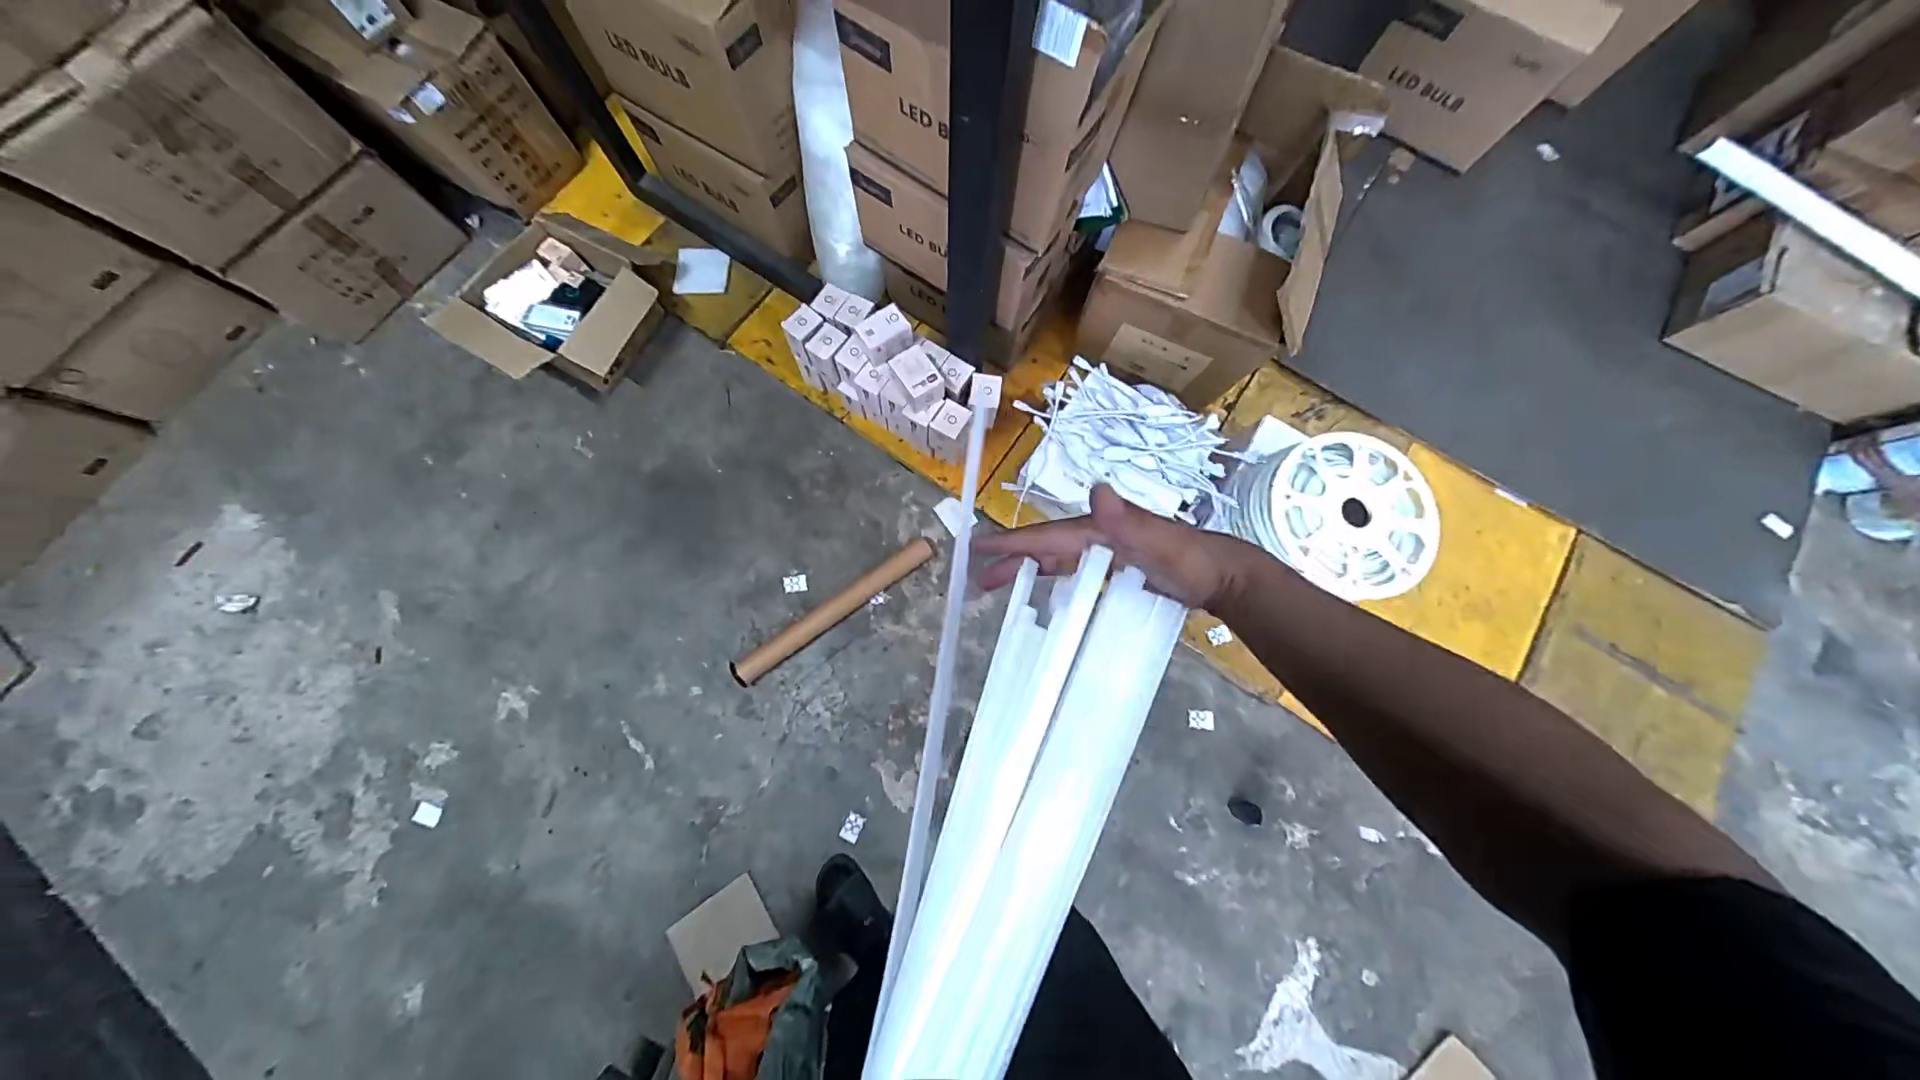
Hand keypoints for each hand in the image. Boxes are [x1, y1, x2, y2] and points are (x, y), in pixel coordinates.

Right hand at [973, 485, 1263, 610]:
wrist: (1223, 575)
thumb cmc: (1192, 560)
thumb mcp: (1162, 541)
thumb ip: (1130, 520)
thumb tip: (1097, 490)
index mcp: (1098, 531)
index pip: (1046, 535)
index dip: (1011, 542)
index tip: (977, 548)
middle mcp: (1096, 539)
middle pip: (1043, 547)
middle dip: (1008, 559)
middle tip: (976, 579)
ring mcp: (1106, 555)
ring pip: (1054, 560)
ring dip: (1024, 569)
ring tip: (993, 586)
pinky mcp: (1115, 571)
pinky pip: (1072, 573)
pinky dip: (1050, 579)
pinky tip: (1042, 593)